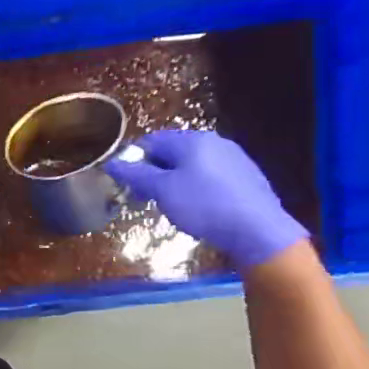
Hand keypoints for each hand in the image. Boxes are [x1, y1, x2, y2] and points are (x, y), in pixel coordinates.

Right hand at [105, 130, 306, 268]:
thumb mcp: (163, 191)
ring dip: (173, 180)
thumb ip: (137, 175)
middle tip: (143, 197)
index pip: (152, 140)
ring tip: (168, 204)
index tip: (125, 183)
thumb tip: (112, 162)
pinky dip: (194, 187)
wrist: (256, 228)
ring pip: (191, 164)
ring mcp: (232, 158)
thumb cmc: (203, 205)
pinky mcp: (244, 176)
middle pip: (172, 151)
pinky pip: (209, 176)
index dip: (133, 159)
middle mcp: (214, 142)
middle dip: (153, 171)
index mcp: (192, 140)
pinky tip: (196, 208)